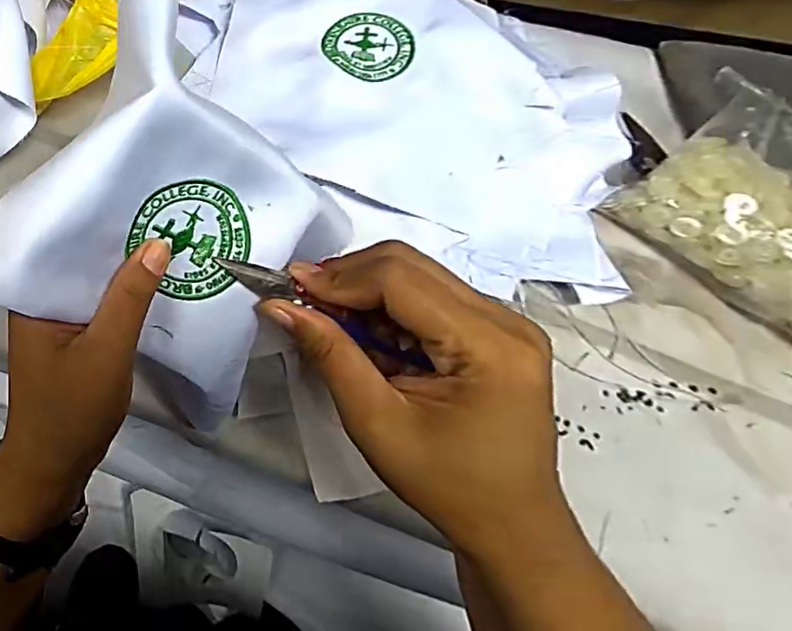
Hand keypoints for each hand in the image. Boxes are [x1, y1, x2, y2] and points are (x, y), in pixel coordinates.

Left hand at [0, 239, 169, 540]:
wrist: (53, 469)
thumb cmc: (71, 409)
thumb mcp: (106, 350)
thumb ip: (130, 298)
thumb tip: (157, 242)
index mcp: (30, 295)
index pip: (59, 243)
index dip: (94, 219)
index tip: (130, 195)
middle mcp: (37, 300)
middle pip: (76, 260)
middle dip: (112, 240)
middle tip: (155, 209)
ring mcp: (53, 319)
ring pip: (88, 282)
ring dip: (118, 267)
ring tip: (158, 234)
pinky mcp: (69, 336)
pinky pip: (94, 303)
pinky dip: (117, 294)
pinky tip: (147, 279)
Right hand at [261, 241, 573, 560]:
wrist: (510, 525)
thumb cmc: (448, 483)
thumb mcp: (375, 420)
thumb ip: (329, 353)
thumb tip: (281, 305)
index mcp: (491, 348)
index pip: (398, 280)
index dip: (338, 278)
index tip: (291, 289)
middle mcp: (507, 324)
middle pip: (406, 265)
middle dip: (347, 277)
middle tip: (306, 302)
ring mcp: (505, 323)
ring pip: (413, 271)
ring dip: (363, 287)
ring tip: (334, 322)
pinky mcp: (494, 329)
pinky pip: (426, 290)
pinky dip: (384, 301)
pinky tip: (367, 332)